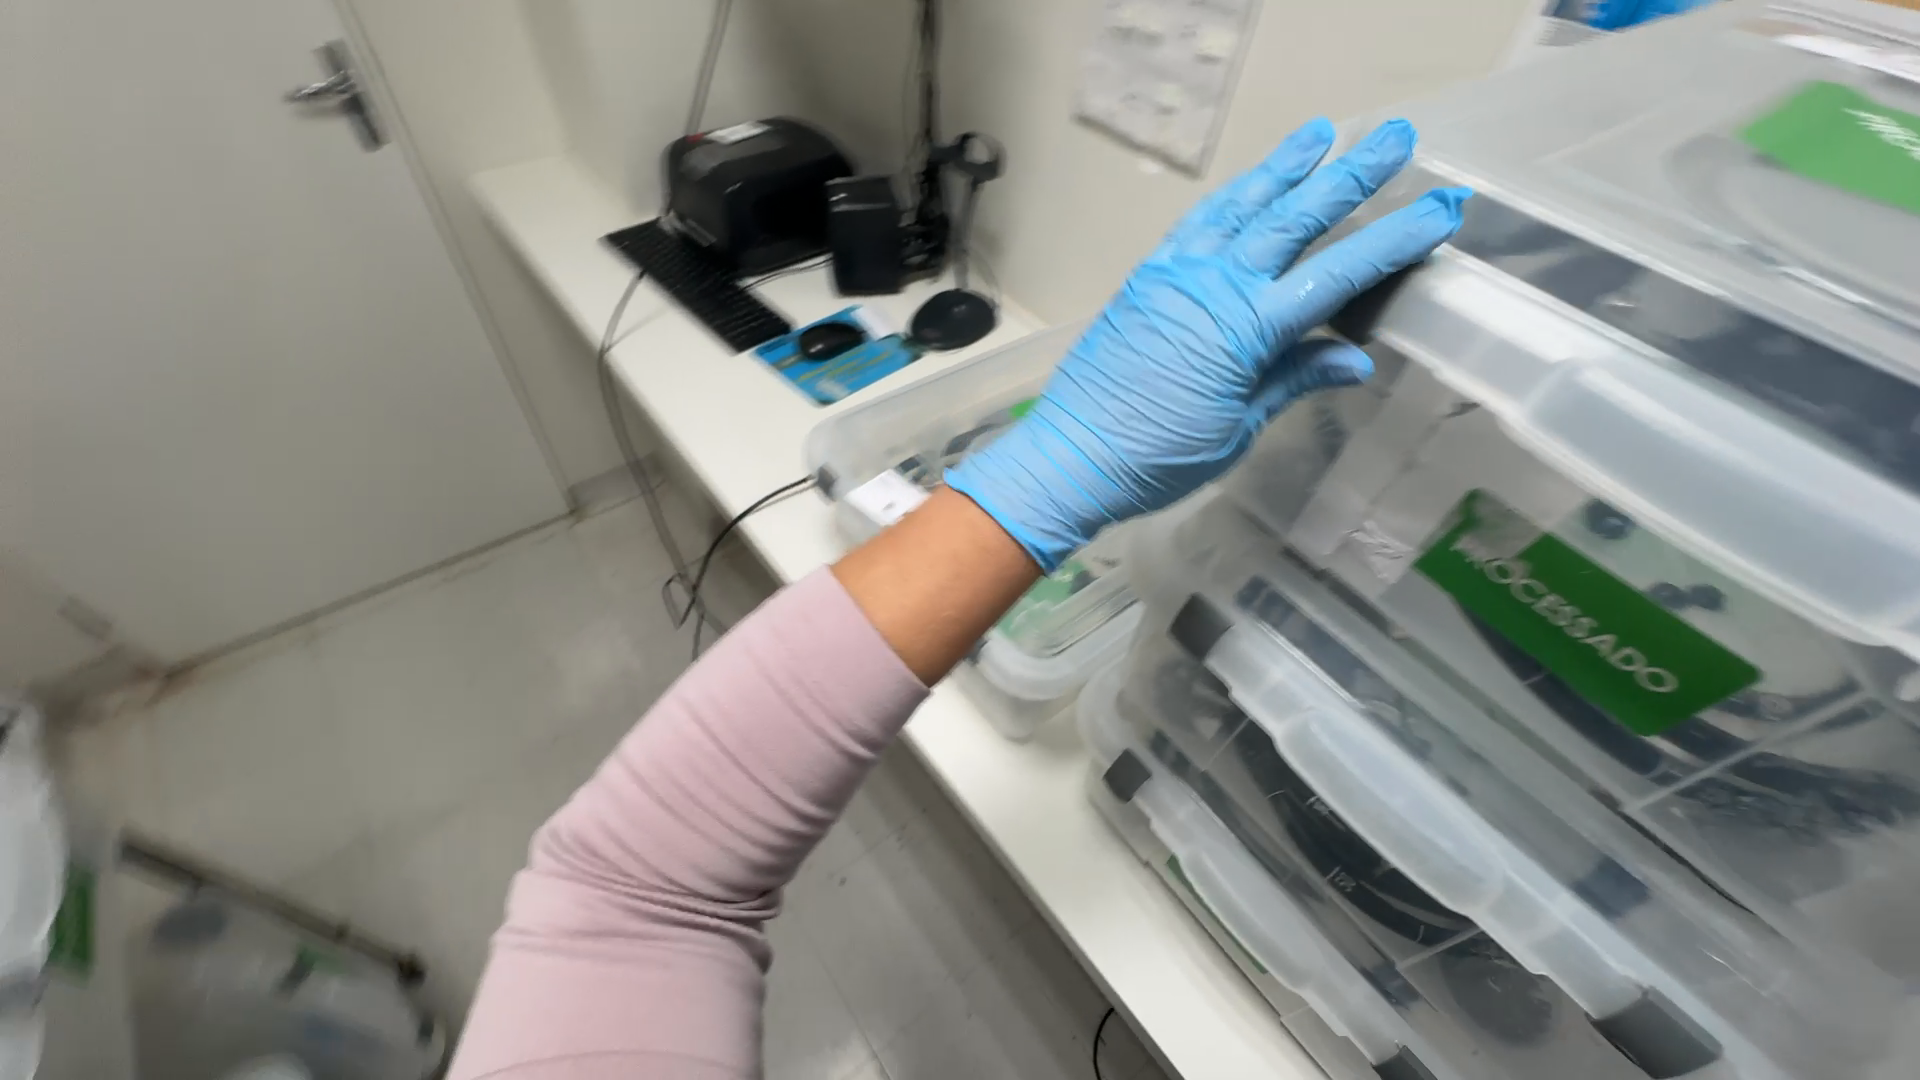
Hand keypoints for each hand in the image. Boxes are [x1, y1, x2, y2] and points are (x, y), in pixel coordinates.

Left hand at [946, 118, 1469, 570]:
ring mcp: (1174, 278)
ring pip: (1239, 209)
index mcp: (1248, 331)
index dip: (1393, 241)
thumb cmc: (1158, 459)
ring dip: (1282, 170)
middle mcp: (1215, 288)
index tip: (1442, 209)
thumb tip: (1355, 359)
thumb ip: (1291, 382)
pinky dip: (1225, 201)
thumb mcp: (1235, 430)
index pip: (1337, 274)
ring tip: (1319, 135)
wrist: (1072, 457)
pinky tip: (1243, 188)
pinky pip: (1193, 228)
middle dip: (1347, 178)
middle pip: (1292, 220)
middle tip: (1394, 137)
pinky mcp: (1145, 282)